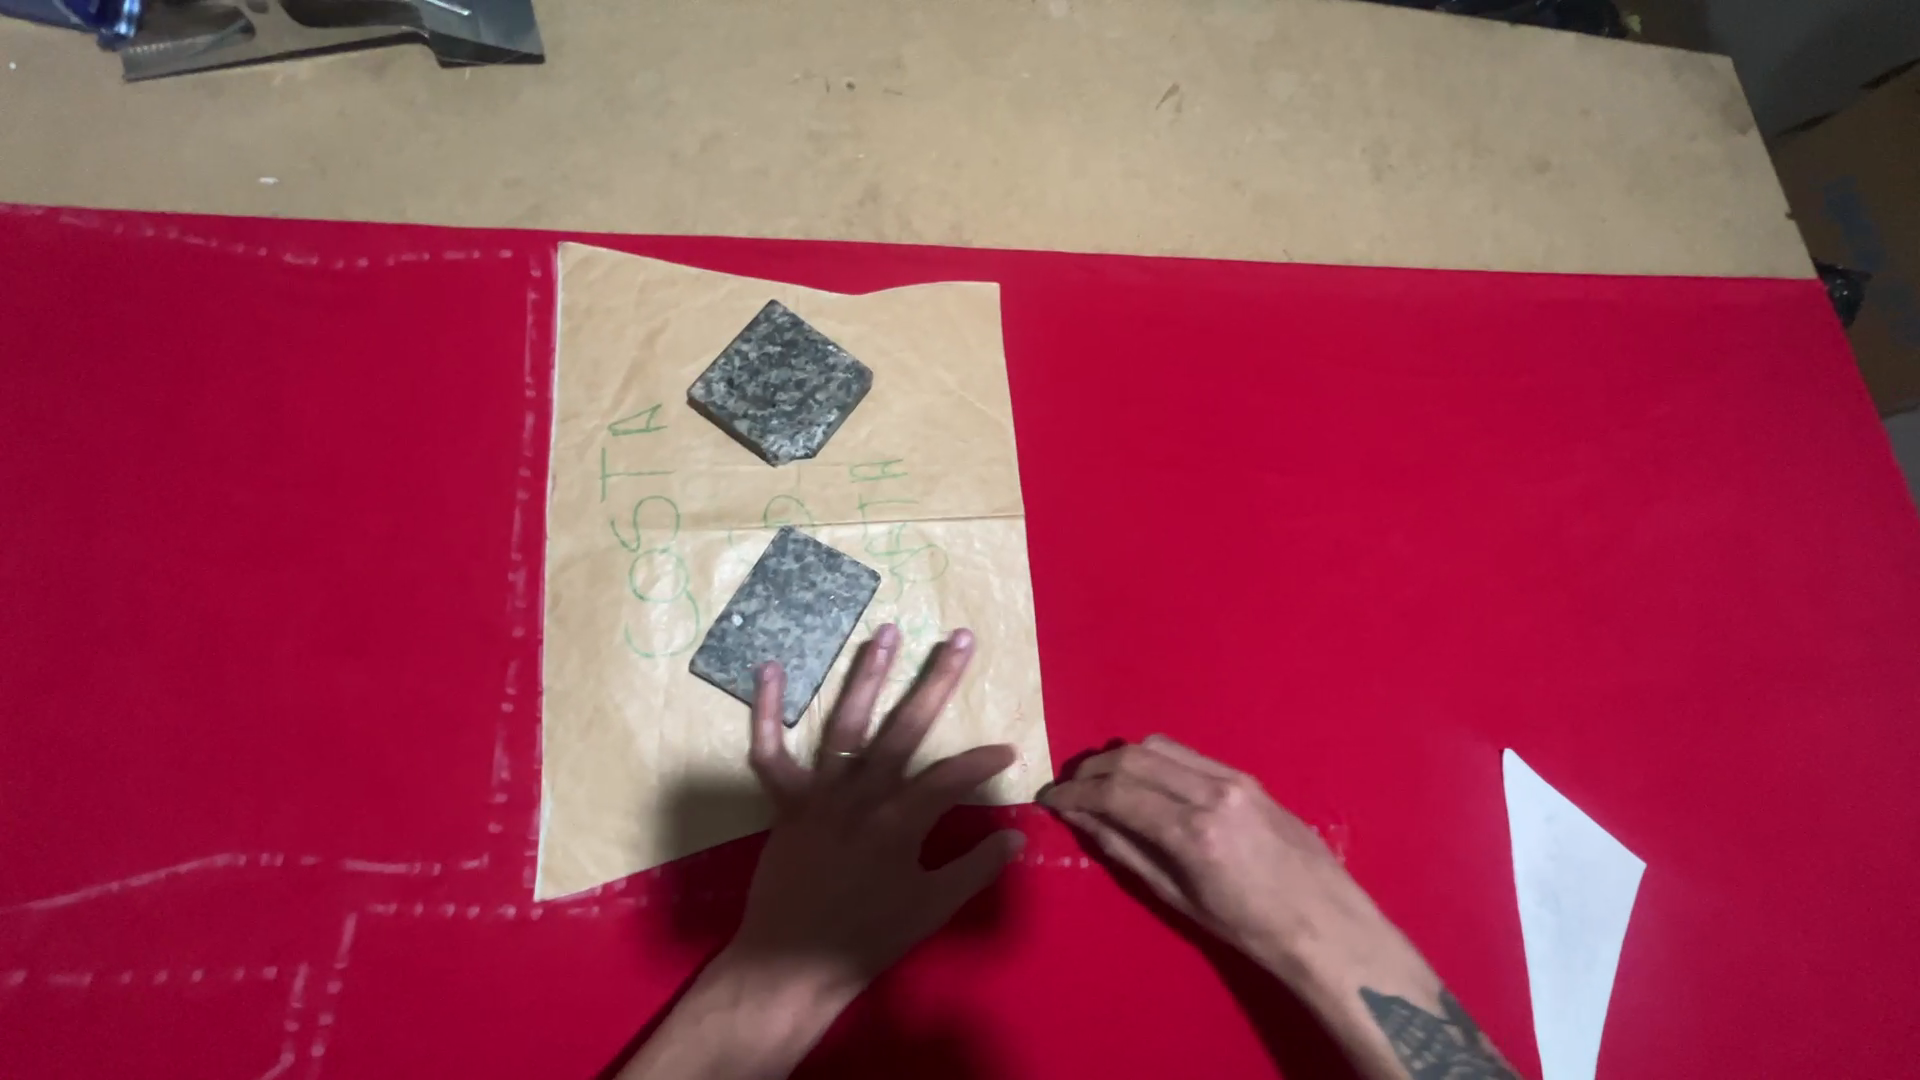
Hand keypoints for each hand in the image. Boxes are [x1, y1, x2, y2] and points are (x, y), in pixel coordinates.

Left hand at [723, 624, 1026, 997]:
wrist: (791, 967)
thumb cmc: (866, 939)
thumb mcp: (931, 910)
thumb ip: (974, 868)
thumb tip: (1016, 836)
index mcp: (899, 823)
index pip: (951, 777)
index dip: (982, 761)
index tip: (1007, 749)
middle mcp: (861, 796)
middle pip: (906, 728)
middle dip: (937, 680)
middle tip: (958, 638)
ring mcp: (819, 794)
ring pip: (845, 724)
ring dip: (867, 675)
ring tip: (886, 632)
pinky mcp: (786, 801)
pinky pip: (769, 753)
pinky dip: (766, 711)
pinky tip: (771, 667)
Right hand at [1040, 735, 1386, 986]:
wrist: (1325, 925)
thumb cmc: (1248, 929)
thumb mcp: (1177, 898)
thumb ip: (1125, 850)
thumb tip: (1081, 818)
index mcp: (1192, 833)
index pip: (1115, 794)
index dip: (1073, 793)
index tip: (1048, 798)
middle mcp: (1210, 793)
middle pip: (1130, 758)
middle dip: (1090, 769)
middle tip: (1068, 788)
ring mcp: (1231, 778)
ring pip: (1155, 745)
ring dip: (1118, 758)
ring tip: (1100, 781)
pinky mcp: (1244, 774)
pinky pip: (1183, 753)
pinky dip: (1150, 758)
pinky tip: (1141, 779)